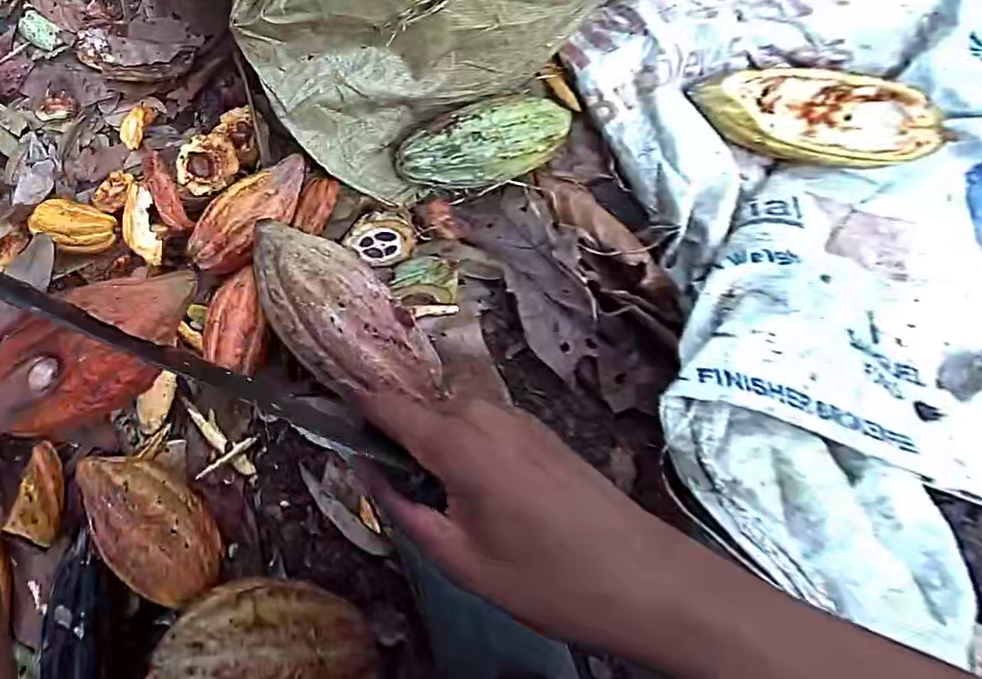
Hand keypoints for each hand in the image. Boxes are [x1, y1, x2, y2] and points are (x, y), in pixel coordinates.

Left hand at [0, 317, 59, 556]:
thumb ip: (10, 394)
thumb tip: (51, 363)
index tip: (28, 312)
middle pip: (9, 370)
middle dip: (35, 354)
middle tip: (67, 336)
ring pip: (30, 398)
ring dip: (53, 384)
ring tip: (82, 364)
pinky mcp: (18, 455)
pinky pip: (44, 428)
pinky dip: (63, 418)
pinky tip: (82, 407)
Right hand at [357, 392, 969, 678]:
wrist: (656, 584)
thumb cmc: (549, 578)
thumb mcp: (462, 561)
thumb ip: (402, 508)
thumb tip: (366, 469)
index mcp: (454, 441)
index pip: (384, 403)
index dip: (352, 399)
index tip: (325, 398)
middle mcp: (478, 412)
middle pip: (416, 399)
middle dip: (389, 418)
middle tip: (376, 453)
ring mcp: (511, 414)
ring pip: (447, 405)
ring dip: (425, 425)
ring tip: (423, 471)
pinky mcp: (535, 426)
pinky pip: (477, 415)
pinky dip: (457, 431)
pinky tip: (471, 476)